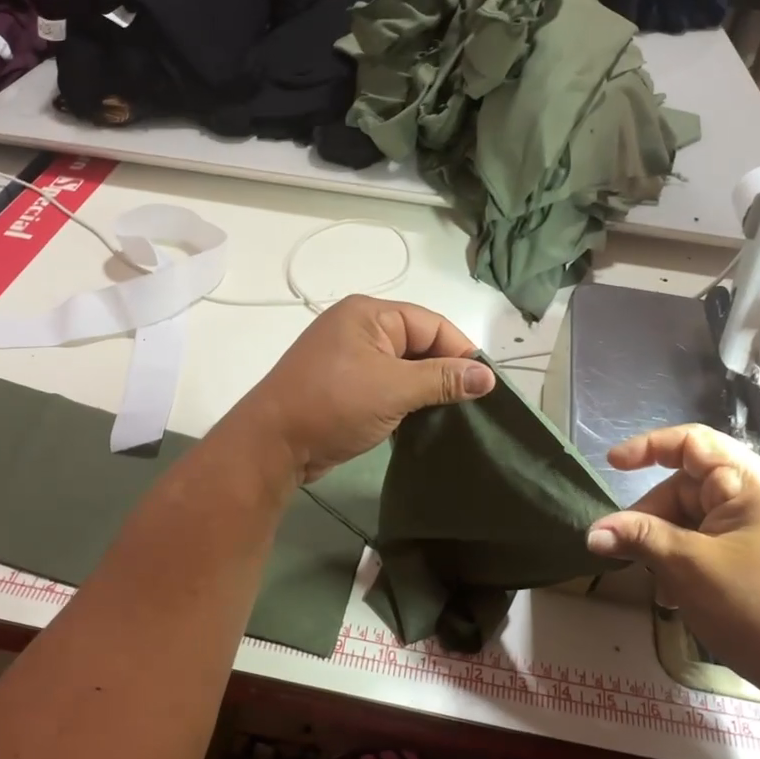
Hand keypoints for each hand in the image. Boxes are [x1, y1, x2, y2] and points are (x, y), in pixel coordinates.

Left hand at [222, 296, 494, 481]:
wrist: (272, 444)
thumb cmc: (333, 404)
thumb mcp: (395, 389)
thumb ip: (443, 379)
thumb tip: (487, 376)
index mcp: (369, 314)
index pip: (431, 324)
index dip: (460, 351)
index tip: (485, 386)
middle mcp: (359, 328)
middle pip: (418, 343)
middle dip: (444, 371)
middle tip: (472, 404)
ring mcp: (348, 358)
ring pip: (403, 367)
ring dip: (426, 388)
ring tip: (453, 414)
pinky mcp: (343, 386)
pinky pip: (386, 384)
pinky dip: (406, 399)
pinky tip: (424, 420)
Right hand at [585, 425, 759, 696]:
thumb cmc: (756, 611)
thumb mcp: (687, 569)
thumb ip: (638, 539)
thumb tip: (593, 532)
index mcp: (755, 483)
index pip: (693, 442)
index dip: (648, 447)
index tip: (611, 467)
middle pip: (693, 484)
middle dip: (655, 515)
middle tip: (625, 549)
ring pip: (703, 516)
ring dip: (671, 542)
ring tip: (657, 582)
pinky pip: (722, 538)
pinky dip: (694, 556)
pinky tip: (679, 593)